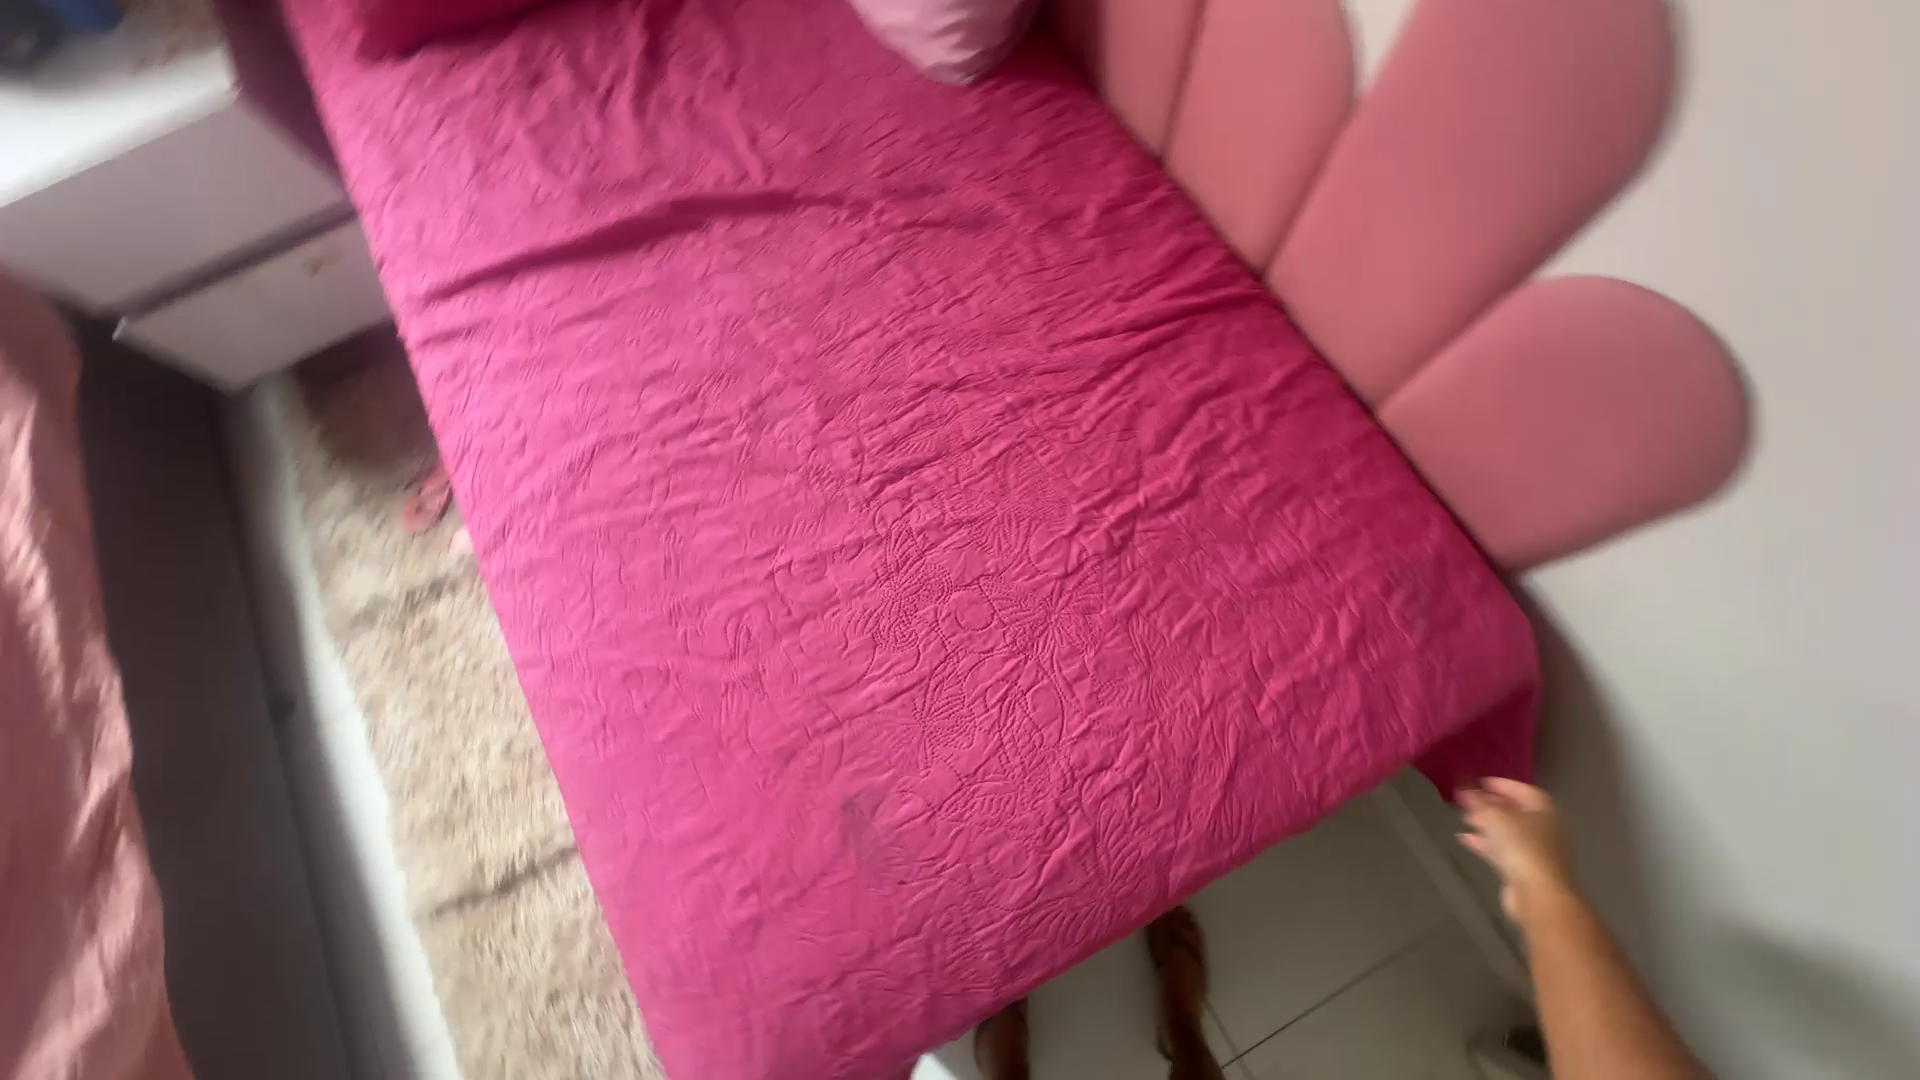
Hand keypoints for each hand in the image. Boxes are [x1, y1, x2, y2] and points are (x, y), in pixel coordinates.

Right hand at [1457, 778, 1575, 919]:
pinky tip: (1465, 840)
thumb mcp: (1493, 816)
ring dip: (1487, 824)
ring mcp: (1538, 851)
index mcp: (1544, 811)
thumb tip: (1463, 787)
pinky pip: (1504, 850)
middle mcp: (1546, 829)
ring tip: (1464, 819)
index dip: (1501, 784)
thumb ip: (1477, 801)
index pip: (1523, 790)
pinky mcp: (1528, 870)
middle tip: (1468, 801)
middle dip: (1491, 805)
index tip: (1478, 782)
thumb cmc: (1521, 846)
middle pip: (1517, 812)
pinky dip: (1486, 843)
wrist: (1539, 894)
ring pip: (1509, 832)